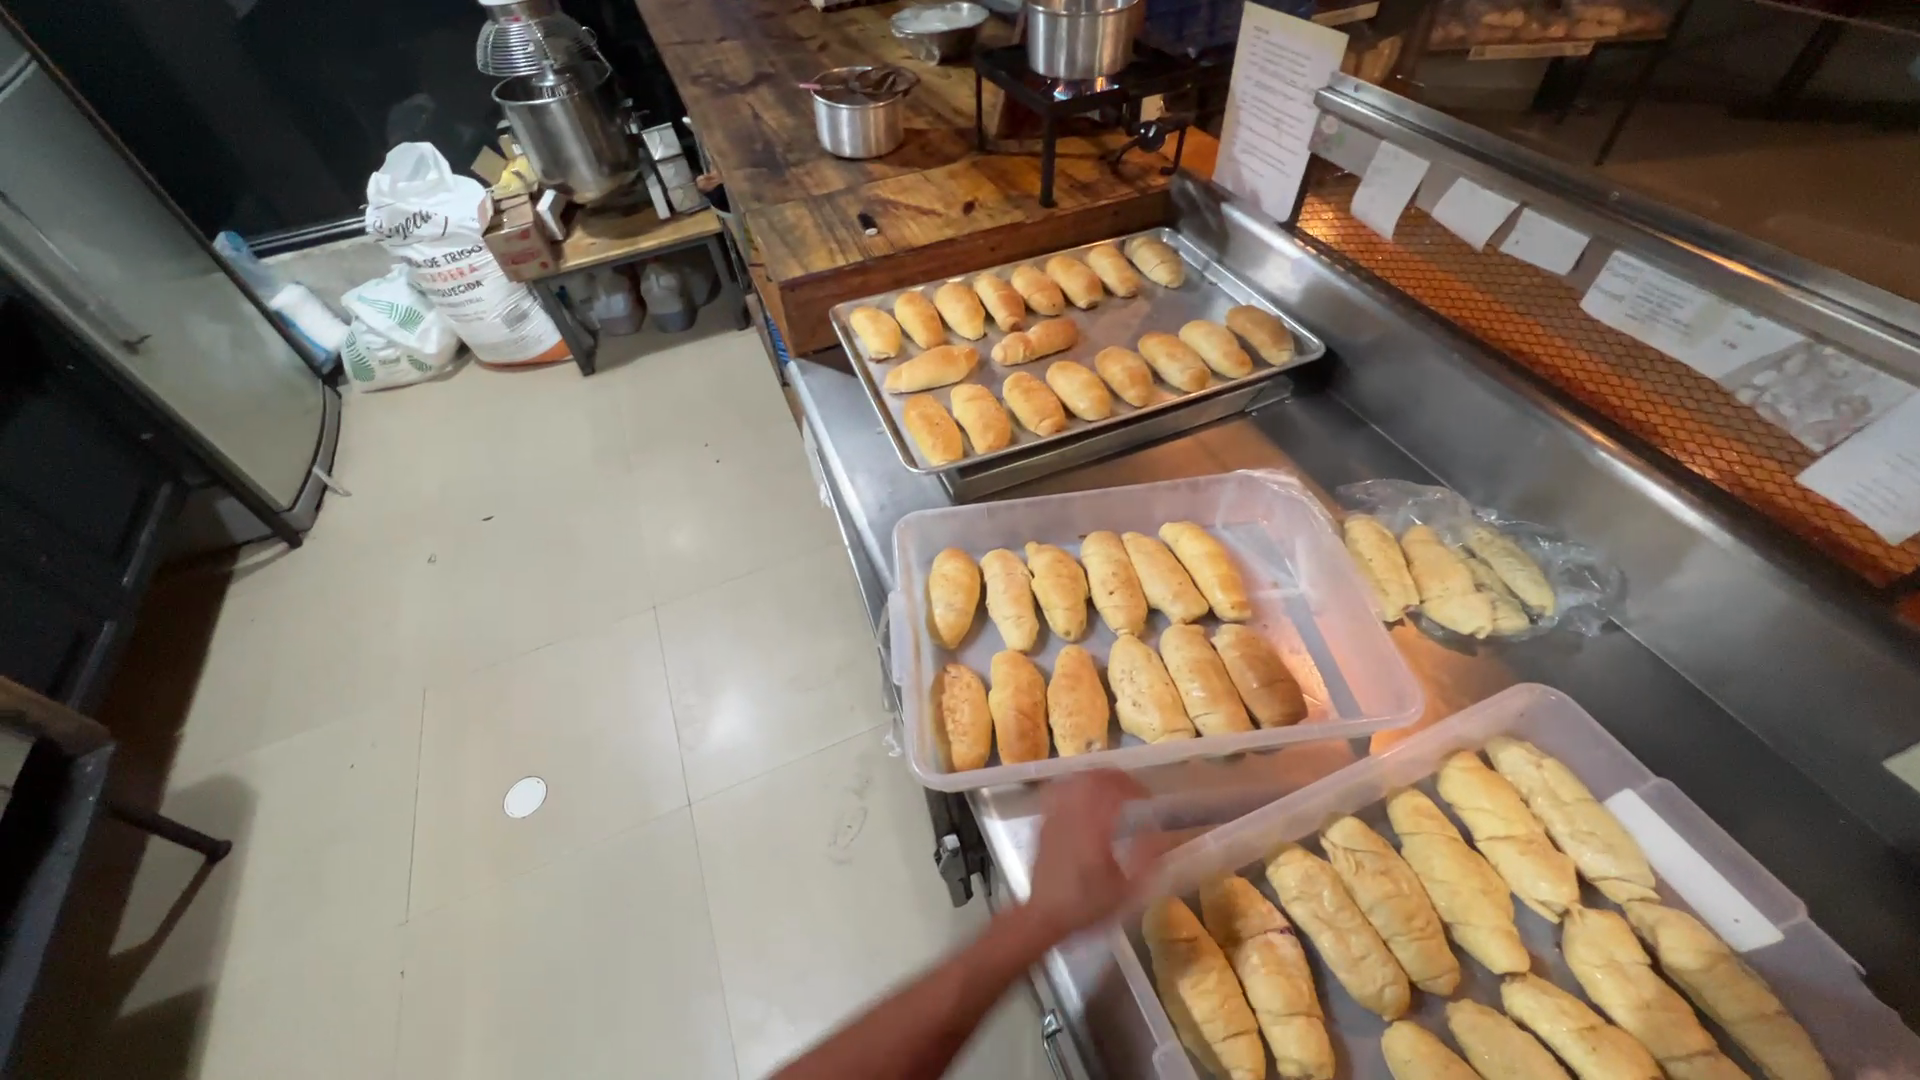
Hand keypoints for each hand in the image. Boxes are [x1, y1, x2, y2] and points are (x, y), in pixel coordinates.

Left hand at [1023, 771, 1164, 941]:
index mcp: (1093, 830)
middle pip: (1092, 778)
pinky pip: (1058, 790)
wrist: (1045, 915)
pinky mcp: (1043, 822)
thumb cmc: (1087, 905)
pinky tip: (1084, 795)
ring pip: (1074, 780)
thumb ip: (1145, 860)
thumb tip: (1160, 832)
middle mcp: (1071, 816)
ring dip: (1095, 778)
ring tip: (1112, 788)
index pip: (1112, 790)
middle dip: (1115, 777)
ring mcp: (1053, 816)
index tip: (1147, 796)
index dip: (1132, 786)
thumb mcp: (1125, 891)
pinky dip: (1075, 785)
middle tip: (1132, 789)